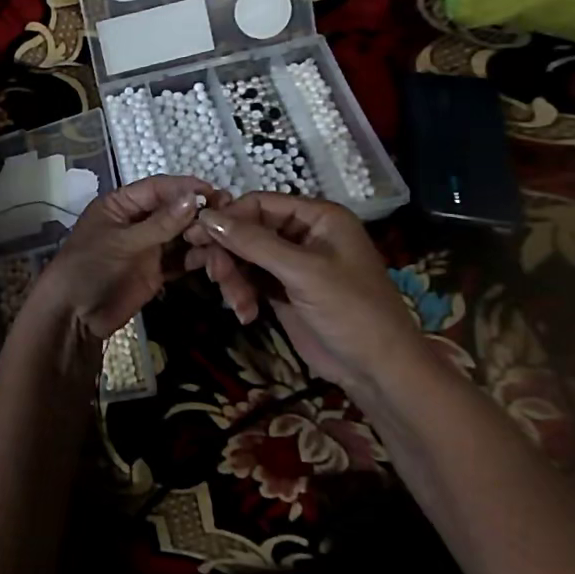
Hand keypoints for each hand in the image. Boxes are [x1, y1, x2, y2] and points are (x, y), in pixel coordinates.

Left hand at [28, 175, 219, 340]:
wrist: (75, 316)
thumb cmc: (89, 269)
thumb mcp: (123, 242)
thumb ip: (160, 223)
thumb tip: (194, 198)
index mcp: (119, 205)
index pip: (157, 189)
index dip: (185, 189)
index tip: (215, 193)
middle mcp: (136, 221)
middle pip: (174, 210)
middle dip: (199, 213)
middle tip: (230, 216)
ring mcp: (147, 246)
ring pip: (181, 235)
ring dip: (201, 237)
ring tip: (226, 240)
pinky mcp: (156, 271)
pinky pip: (182, 259)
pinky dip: (198, 259)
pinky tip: (217, 259)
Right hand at [184, 193, 426, 392]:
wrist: (376, 369)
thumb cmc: (351, 311)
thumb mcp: (303, 272)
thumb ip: (254, 242)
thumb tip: (206, 217)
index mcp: (318, 218)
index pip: (259, 204)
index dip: (228, 218)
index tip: (197, 237)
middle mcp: (303, 235)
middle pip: (246, 230)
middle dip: (228, 253)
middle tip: (213, 275)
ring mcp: (291, 264)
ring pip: (242, 257)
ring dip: (232, 278)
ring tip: (236, 302)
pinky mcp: (281, 290)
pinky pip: (248, 280)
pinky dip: (240, 294)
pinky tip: (245, 314)